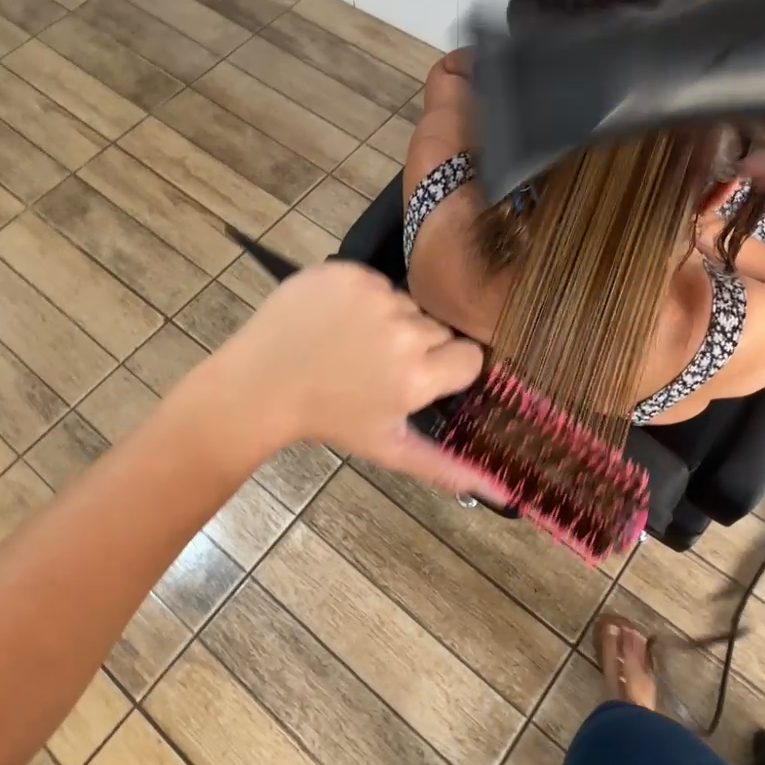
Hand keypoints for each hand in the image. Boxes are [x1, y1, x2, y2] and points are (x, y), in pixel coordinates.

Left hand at [202, 262, 498, 494]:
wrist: (259, 384)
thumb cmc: (328, 419)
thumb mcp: (389, 447)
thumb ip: (448, 468)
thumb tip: (505, 494)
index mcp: (417, 375)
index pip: (469, 356)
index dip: (446, 368)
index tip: (416, 378)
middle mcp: (403, 329)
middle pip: (437, 329)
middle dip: (416, 345)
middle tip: (375, 365)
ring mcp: (373, 294)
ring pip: (407, 302)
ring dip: (388, 319)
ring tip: (352, 342)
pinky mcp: (347, 271)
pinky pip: (376, 280)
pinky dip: (362, 296)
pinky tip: (337, 319)